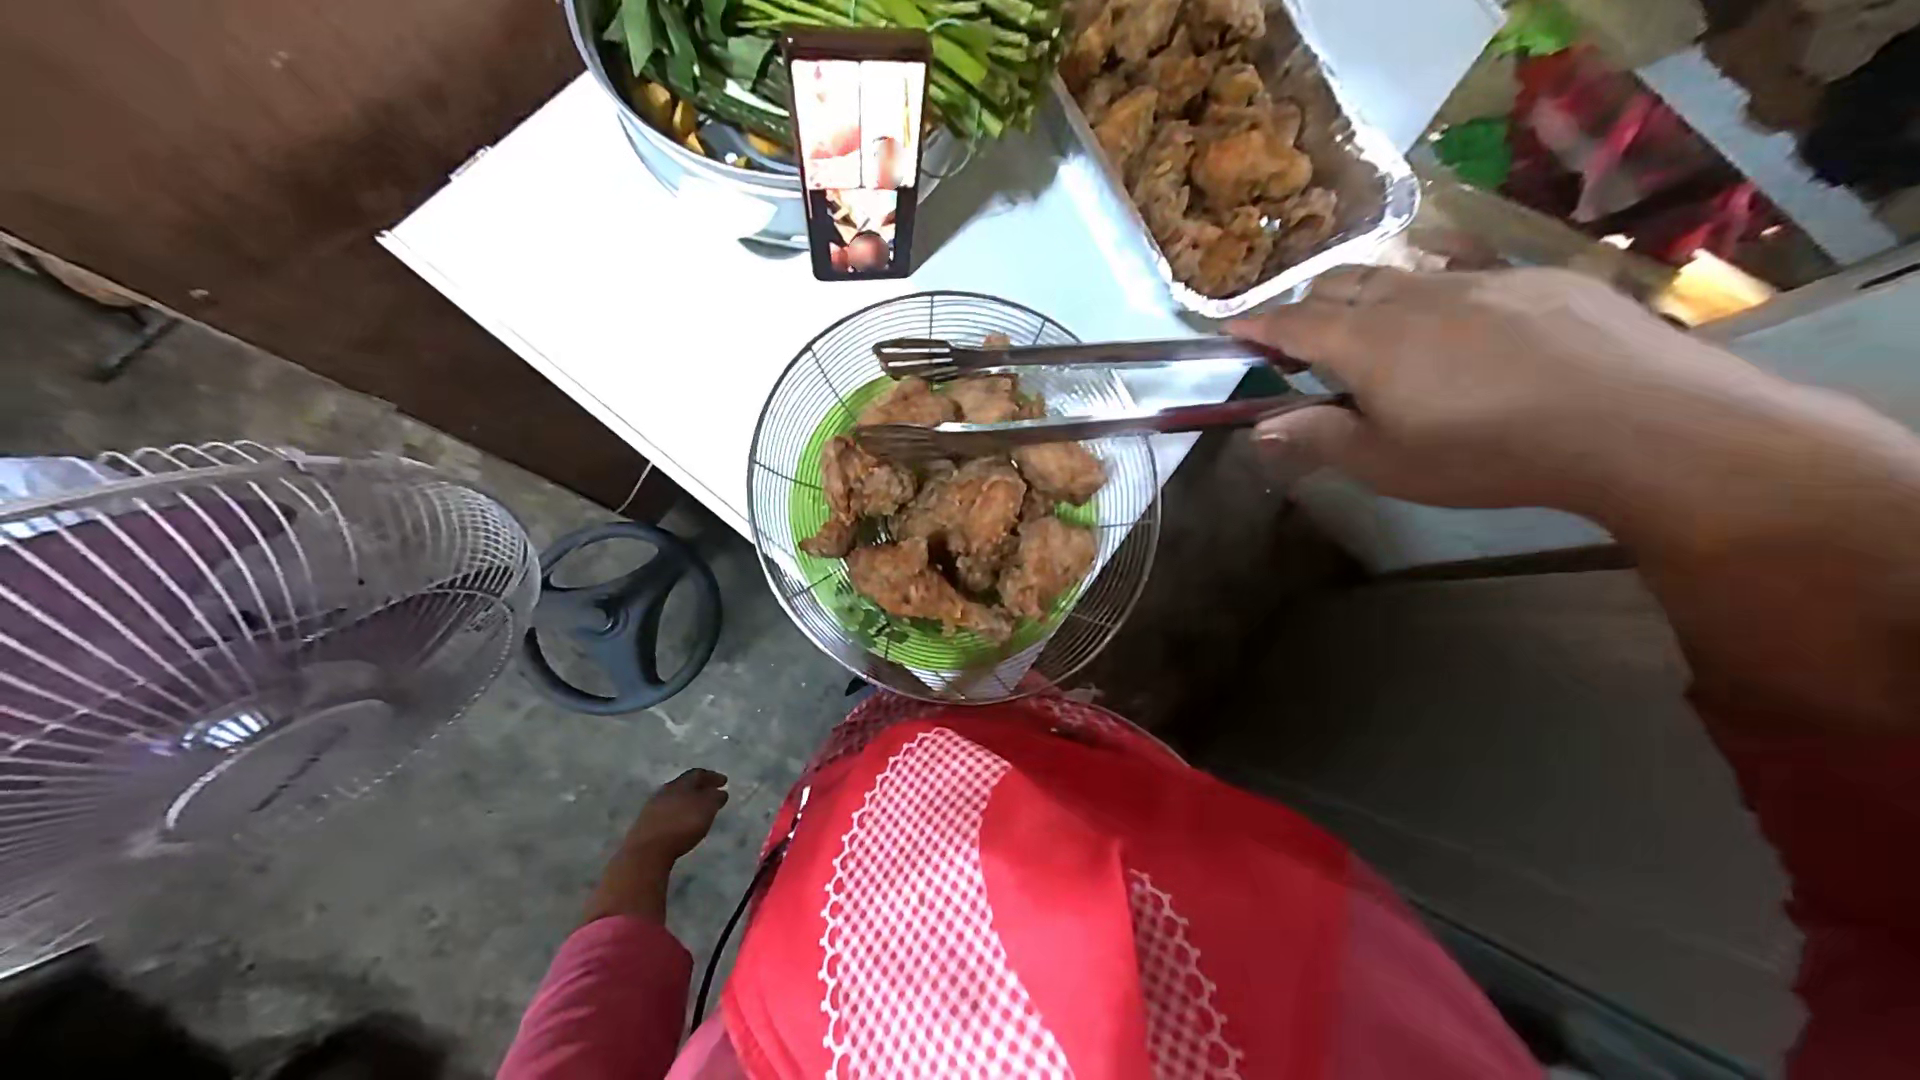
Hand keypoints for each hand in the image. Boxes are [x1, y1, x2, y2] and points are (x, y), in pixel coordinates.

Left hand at [581, 769, 728, 925]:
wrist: (646, 852)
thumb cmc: (682, 826)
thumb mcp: (706, 809)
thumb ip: (715, 798)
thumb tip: (719, 792)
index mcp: (680, 784)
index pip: (698, 774)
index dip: (712, 776)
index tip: (724, 781)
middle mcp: (665, 792)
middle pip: (683, 785)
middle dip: (698, 788)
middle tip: (710, 793)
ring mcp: (651, 808)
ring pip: (672, 799)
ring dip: (686, 802)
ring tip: (696, 809)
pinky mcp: (644, 825)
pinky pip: (664, 814)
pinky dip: (676, 815)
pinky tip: (679, 824)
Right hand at [1227, 266, 1785, 524]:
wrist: (1639, 424)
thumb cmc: (1488, 453)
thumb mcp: (1387, 463)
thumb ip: (1318, 437)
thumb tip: (1261, 427)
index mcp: (1367, 342)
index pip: (1292, 323)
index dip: (1256, 325)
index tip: (1230, 329)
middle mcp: (1413, 297)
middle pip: (1338, 282)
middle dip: (1306, 306)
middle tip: (1305, 343)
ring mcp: (1478, 279)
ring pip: (1399, 274)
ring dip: (1368, 298)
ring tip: (1377, 334)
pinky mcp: (1536, 278)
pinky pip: (1463, 275)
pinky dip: (1432, 297)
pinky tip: (1460, 333)